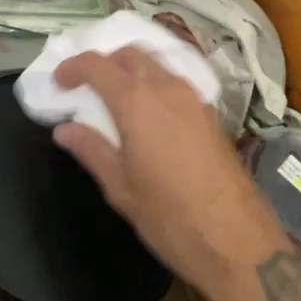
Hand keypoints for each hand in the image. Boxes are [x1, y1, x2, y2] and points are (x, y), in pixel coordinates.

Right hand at [50, 47, 290, 285]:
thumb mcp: (121, 189)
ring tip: (116, 96)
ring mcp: (194, 100)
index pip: (97, 65)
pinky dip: (154, 84)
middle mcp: (167, 89)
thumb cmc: (171, 219)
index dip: (72, 68)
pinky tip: (149, 113)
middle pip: (129, 54)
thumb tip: (64, 130)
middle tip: (86, 86)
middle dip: (104, 62)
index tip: (58, 83)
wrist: (241, 246)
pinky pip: (176, 82)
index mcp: (137, 102)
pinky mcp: (212, 116)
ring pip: (156, 64)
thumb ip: (91, 150)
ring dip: (131, 69)